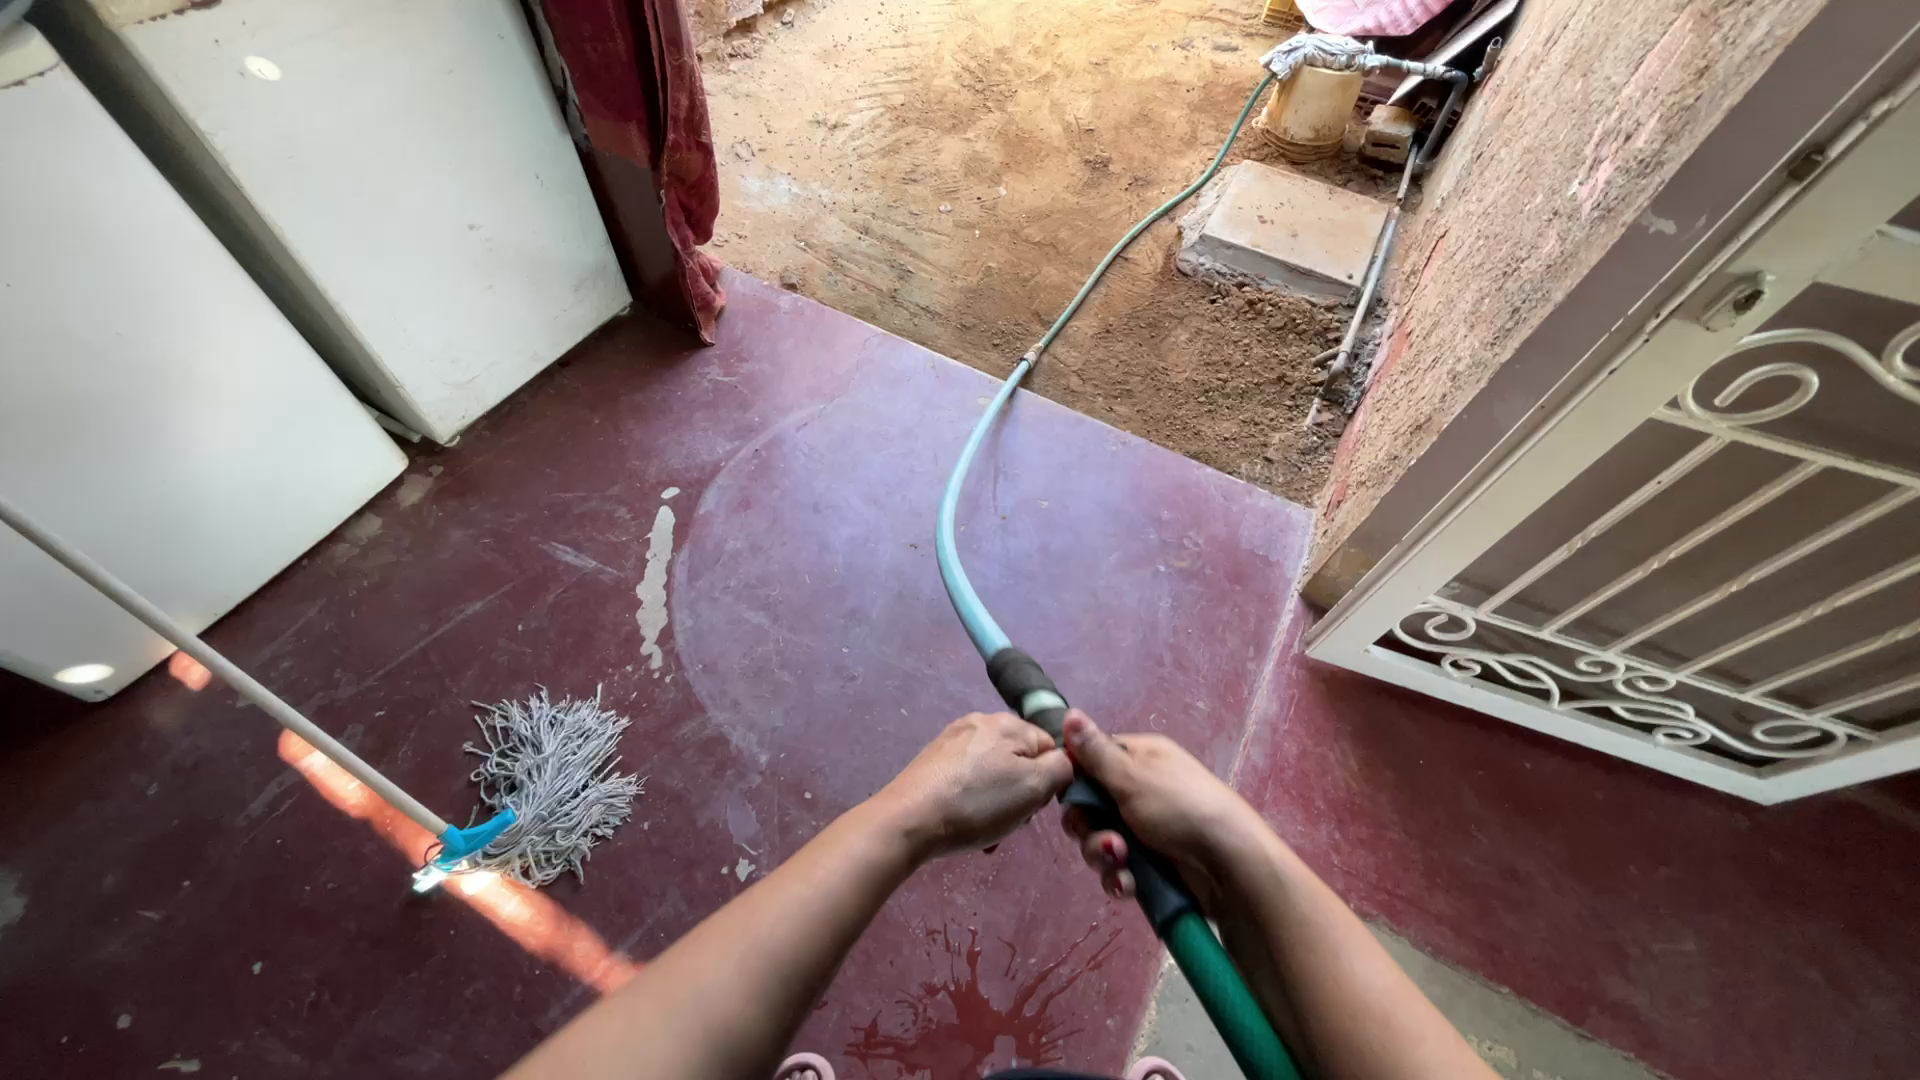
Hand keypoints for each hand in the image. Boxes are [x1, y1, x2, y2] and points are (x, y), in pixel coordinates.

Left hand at [876, 712, 1073, 859]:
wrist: (908, 820)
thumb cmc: (976, 804)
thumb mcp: (1033, 788)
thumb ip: (1061, 768)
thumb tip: (1063, 762)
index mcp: (1007, 722)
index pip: (1049, 747)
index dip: (1049, 781)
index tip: (1034, 809)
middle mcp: (980, 721)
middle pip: (1019, 761)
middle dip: (1020, 795)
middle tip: (1010, 823)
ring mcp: (953, 740)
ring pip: (994, 774)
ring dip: (997, 804)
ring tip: (986, 832)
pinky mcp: (933, 761)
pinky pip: (968, 781)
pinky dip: (973, 803)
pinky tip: (965, 826)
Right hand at [1060, 710, 1265, 902]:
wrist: (1230, 866)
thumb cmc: (1179, 807)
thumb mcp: (1132, 776)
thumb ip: (1095, 752)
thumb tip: (1070, 712)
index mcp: (1139, 758)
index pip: (1091, 761)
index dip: (1075, 779)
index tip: (1068, 794)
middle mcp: (1139, 790)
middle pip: (1089, 806)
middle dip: (1087, 826)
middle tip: (1099, 833)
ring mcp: (1145, 829)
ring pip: (1099, 840)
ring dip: (1103, 853)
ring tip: (1122, 860)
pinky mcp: (1150, 864)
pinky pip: (1118, 868)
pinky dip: (1119, 877)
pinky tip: (1129, 884)